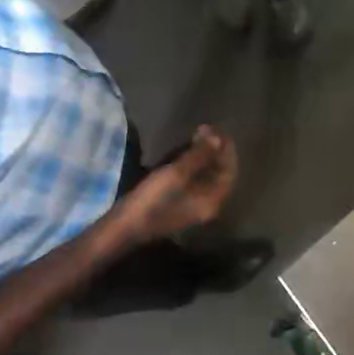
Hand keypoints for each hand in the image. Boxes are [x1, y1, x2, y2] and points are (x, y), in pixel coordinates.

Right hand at [108, 126, 237, 245]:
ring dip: (204, 156)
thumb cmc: (153, 200)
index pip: (229, 171)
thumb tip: (217, 138)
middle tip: (205, 129)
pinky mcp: (179, 202)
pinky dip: (193, 165)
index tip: (217, 129)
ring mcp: (193, 205)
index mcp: (212, 201)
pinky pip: (194, 180)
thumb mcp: (177, 174)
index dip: (226, 149)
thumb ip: (199, 155)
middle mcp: (207, 205)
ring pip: (206, 176)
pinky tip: (184, 152)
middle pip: (219, 174)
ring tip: (196, 135)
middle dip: (215, 151)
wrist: (124, 226)